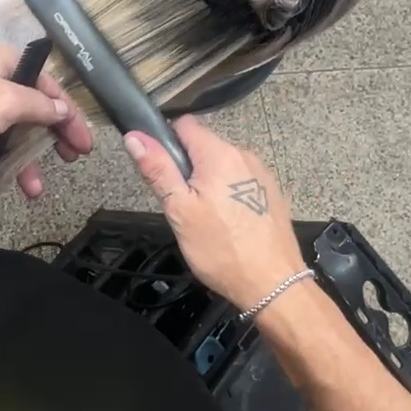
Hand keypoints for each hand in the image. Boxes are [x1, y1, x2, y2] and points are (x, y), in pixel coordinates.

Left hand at [0, 46, 93, 196]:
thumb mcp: (5, 104)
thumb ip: (38, 106)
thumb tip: (63, 109)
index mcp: (9, 63)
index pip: (51, 88)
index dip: (71, 116)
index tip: (84, 145)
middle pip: (35, 108)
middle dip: (52, 138)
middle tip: (70, 161)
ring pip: (15, 129)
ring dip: (28, 158)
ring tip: (35, 189)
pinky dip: (5, 159)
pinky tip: (11, 181)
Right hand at [124, 116, 307, 309]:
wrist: (274, 286)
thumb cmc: (223, 250)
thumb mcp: (180, 210)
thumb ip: (158, 170)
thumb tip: (135, 138)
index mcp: (219, 154)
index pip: (184, 124)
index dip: (168, 142)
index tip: (165, 171)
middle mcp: (243, 155)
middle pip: (203, 145)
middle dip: (189, 167)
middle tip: (184, 204)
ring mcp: (260, 173)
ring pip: (222, 164)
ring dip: (209, 181)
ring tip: (206, 217)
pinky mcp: (271, 192)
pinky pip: (240, 180)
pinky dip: (229, 193)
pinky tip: (229, 222)